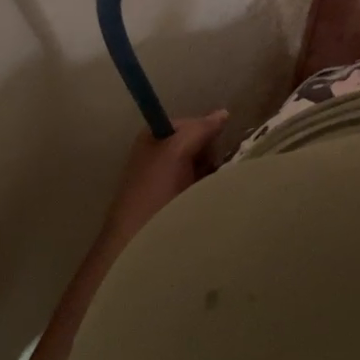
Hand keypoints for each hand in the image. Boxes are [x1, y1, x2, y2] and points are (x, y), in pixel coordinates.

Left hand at [102, 110, 229, 241]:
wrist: (136, 246)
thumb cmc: (153, 193)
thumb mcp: (175, 151)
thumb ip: (198, 129)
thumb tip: (223, 113)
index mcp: (154, 139)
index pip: (191, 125)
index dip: (206, 134)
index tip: (215, 150)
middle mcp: (159, 158)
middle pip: (199, 148)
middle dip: (211, 159)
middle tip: (213, 175)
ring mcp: (167, 185)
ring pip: (203, 172)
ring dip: (213, 180)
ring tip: (213, 194)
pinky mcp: (174, 209)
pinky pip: (201, 193)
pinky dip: (208, 197)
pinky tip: (210, 207)